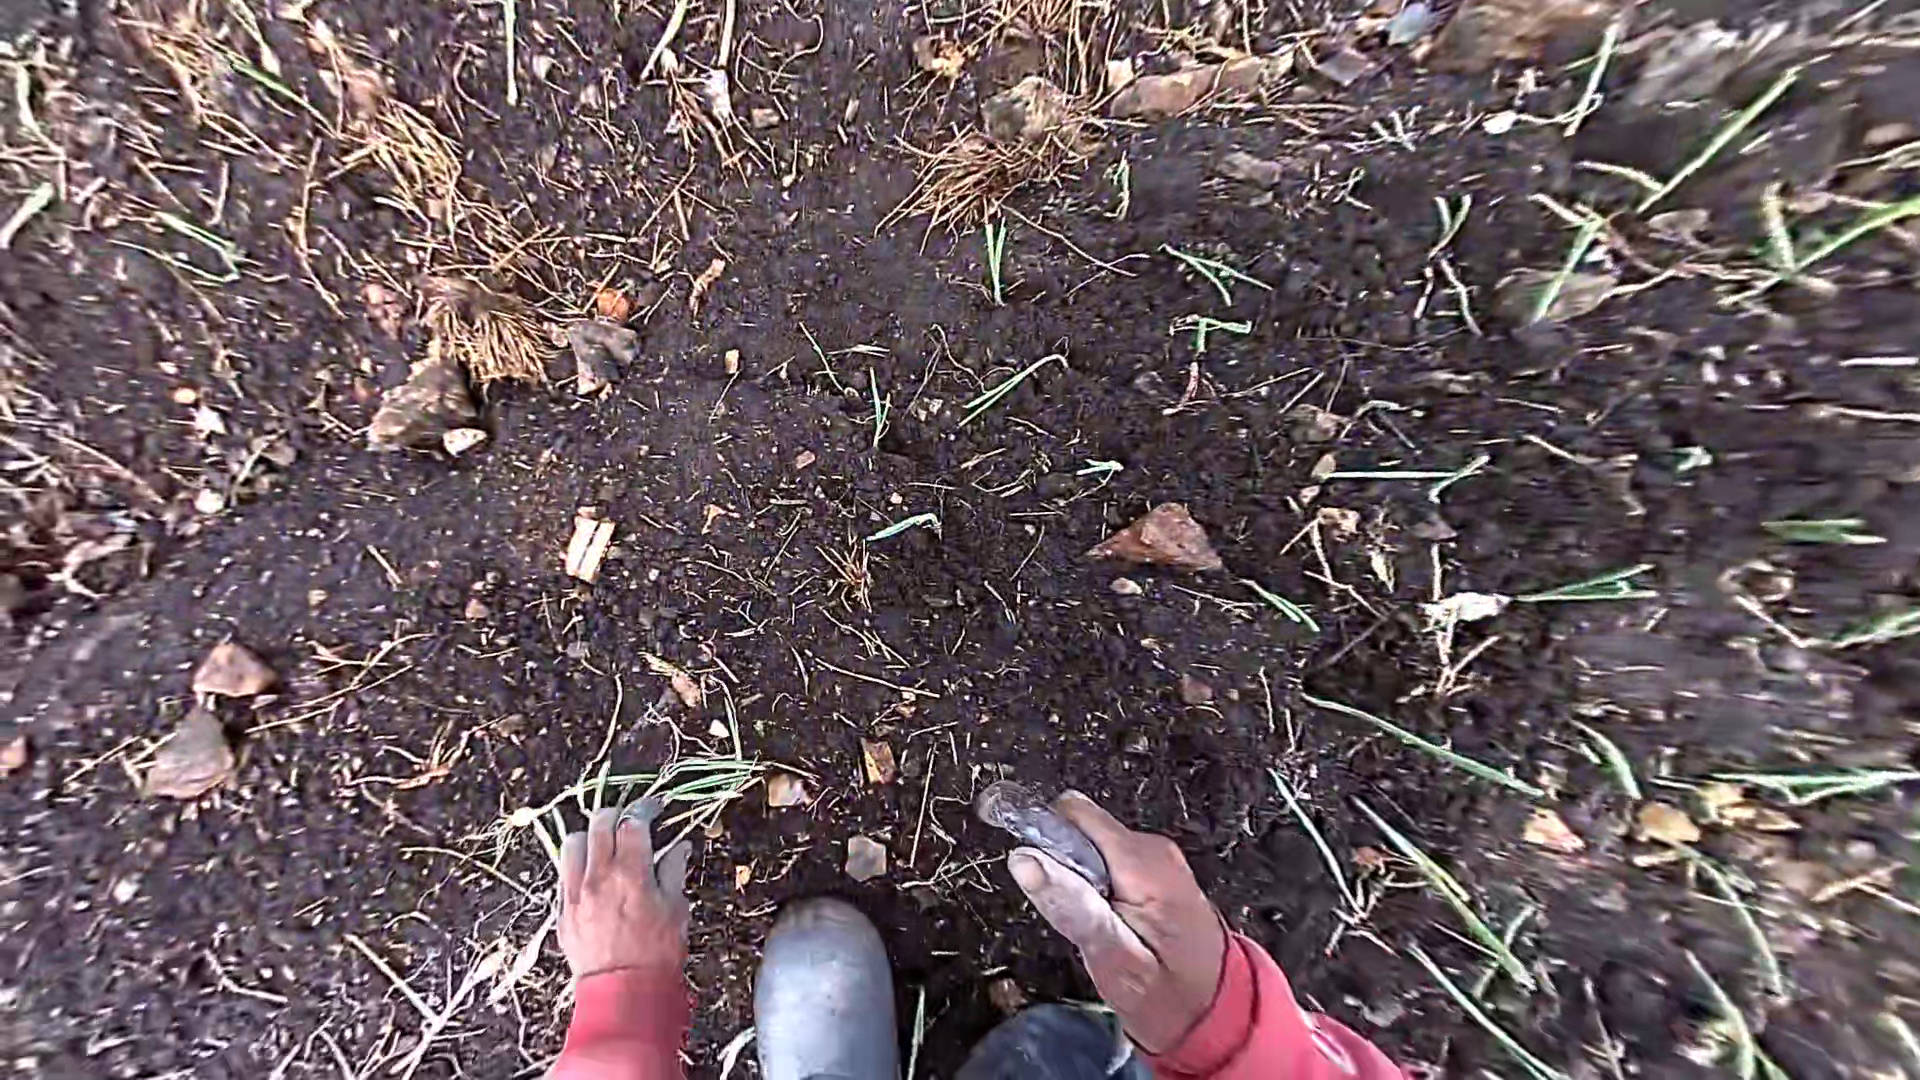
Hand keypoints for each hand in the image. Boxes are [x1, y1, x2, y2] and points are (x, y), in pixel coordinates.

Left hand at [558, 799, 692, 979]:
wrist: (622, 993)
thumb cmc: (656, 950)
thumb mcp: (676, 904)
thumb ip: (674, 868)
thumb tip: (680, 845)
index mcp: (631, 872)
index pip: (633, 820)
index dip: (647, 807)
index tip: (657, 807)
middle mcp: (598, 877)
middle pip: (600, 822)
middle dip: (619, 814)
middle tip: (633, 821)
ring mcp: (575, 895)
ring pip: (573, 843)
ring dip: (592, 836)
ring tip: (607, 843)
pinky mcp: (562, 913)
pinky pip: (564, 873)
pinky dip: (579, 864)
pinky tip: (595, 872)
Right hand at [1006, 792, 1225, 1053]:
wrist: (1221, 1019)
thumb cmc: (1168, 998)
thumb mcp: (1114, 961)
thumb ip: (1072, 907)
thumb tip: (1024, 859)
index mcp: (1142, 862)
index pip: (1073, 815)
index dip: (1050, 842)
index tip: (1049, 883)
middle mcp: (1153, 846)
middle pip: (1083, 828)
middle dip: (1068, 866)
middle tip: (1083, 916)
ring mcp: (1157, 853)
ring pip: (1093, 842)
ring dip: (1083, 877)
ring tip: (1101, 924)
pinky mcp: (1157, 864)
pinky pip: (1109, 856)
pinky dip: (1100, 883)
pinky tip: (1115, 919)